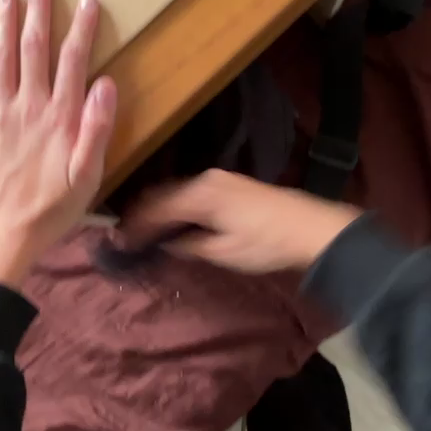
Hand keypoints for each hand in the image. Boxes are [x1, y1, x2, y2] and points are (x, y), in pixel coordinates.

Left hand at [0, 0, 116, 288]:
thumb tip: (105, 83)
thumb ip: (98, 128)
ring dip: (4, 22)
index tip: (88, 0)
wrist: (9, 232)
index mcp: (59, 117)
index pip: (73, 61)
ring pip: (0, 58)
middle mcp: (27, 107)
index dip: (82, 29)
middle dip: (38, 11)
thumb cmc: (56, 206)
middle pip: (33, 49)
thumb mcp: (89, 174)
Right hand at [118, 169, 360, 274]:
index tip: (118, 242)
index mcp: (199, 195)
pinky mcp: (229, 183)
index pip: (154, 207)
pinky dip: (175, 205)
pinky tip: (173, 220)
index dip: (134, 225)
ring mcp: (218, 178)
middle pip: (160, 193)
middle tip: (125, 236)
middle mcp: (205, 179)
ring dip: (158, 209)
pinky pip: (190, 190)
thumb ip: (189, 245)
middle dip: (141, 214)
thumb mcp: (223, 252)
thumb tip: (165, 243)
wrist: (312, 227)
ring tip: (144, 230)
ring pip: (175, 190)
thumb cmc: (267, 243)